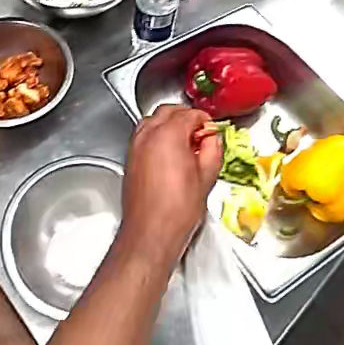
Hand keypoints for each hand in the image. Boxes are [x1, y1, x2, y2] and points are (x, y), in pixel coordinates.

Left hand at [118, 104, 220, 261]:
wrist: (150, 232)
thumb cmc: (177, 210)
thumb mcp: (206, 177)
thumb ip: (213, 150)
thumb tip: (213, 139)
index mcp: (169, 135)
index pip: (189, 114)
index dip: (204, 120)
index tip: (212, 130)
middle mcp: (148, 136)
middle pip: (168, 111)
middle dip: (186, 117)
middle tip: (201, 133)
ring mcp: (135, 146)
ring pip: (153, 121)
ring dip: (169, 124)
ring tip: (186, 142)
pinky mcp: (130, 159)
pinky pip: (144, 135)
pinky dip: (157, 136)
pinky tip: (170, 153)